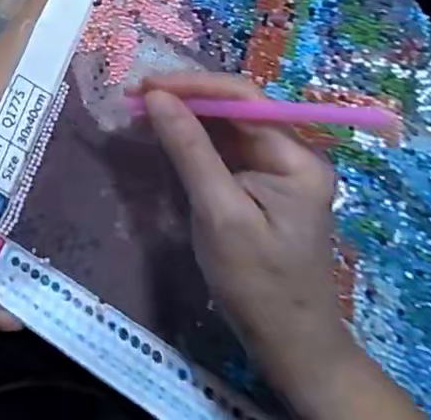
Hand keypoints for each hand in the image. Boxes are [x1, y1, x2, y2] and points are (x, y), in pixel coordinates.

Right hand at [142, 74, 421, 419]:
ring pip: (222, 123)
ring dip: (181, 114)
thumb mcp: (219, 213)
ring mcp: (273, 167)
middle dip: (183, 98)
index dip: (193, 85)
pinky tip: (160, 133)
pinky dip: (188, 136)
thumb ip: (189, 149)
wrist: (288, 345)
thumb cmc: (257, 282)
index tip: (146, 87)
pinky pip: (220, 145)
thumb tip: (156, 96)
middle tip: (135, 98)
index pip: (242, 98)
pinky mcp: (256, 181)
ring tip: (139, 110)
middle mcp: (289, 152)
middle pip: (232, 106)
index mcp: (294, 157)